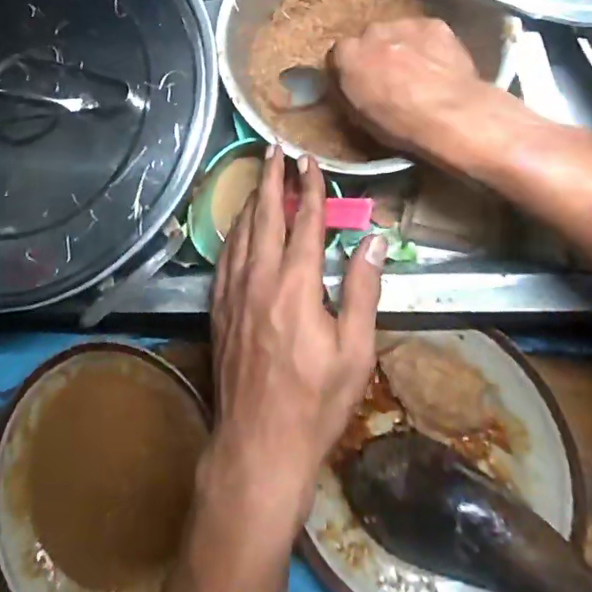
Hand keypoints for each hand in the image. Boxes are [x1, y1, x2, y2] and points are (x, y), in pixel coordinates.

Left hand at [209, 148, 383, 504]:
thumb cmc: (316, 402)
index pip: (305, 221)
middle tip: (274, 149)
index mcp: (296, 285)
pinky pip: (224, 255)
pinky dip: (234, 231)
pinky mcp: (218, 307)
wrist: (258, 442)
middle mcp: (259, 278)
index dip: (310, 187)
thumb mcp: (355, 351)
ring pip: (240, 231)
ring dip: (251, 199)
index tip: (310, 160)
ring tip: (259, 177)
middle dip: (271, 177)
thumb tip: (373, 241)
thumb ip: (363, 291)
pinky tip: (238, 227)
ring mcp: (233, 291)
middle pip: (265, 215)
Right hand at [332, 18, 519, 160]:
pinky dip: (431, 45)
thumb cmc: (400, 125)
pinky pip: (427, 33)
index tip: (362, 81)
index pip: (340, 54)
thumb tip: (350, 81)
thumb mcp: (359, 116)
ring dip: (404, 47)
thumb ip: (349, 89)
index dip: (352, 68)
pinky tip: (441, 65)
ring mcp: (404, 25)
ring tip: (422, 72)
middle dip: (378, 54)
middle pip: (370, 39)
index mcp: (346, 54)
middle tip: (394, 78)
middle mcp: (371, 32)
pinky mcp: (435, 24)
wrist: (451, 115)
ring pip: (399, 33)